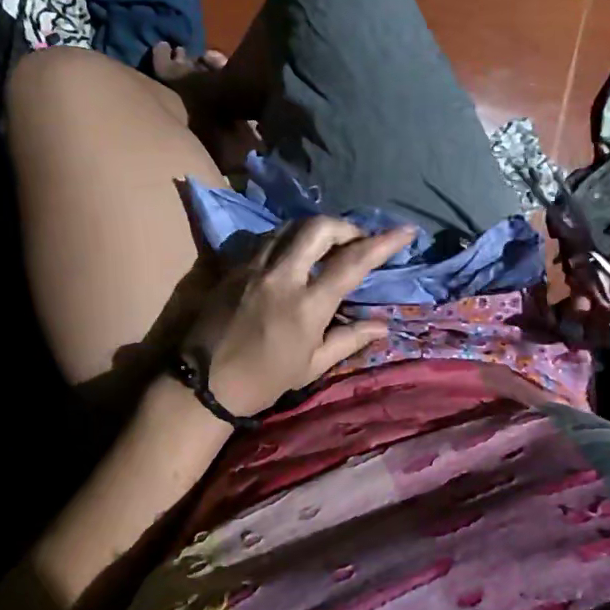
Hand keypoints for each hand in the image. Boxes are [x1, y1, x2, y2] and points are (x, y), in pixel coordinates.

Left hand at [181, 217, 415, 415]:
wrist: (204, 383)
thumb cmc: (264, 380)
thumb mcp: (312, 365)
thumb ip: (349, 339)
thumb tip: (382, 326)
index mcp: (307, 305)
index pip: (352, 262)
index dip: (383, 243)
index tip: (406, 231)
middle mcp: (282, 277)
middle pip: (318, 228)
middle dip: (345, 226)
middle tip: (357, 240)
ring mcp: (254, 268)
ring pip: (290, 227)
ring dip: (316, 228)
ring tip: (328, 243)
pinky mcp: (234, 268)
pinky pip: (268, 240)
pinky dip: (289, 238)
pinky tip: (295, 254)